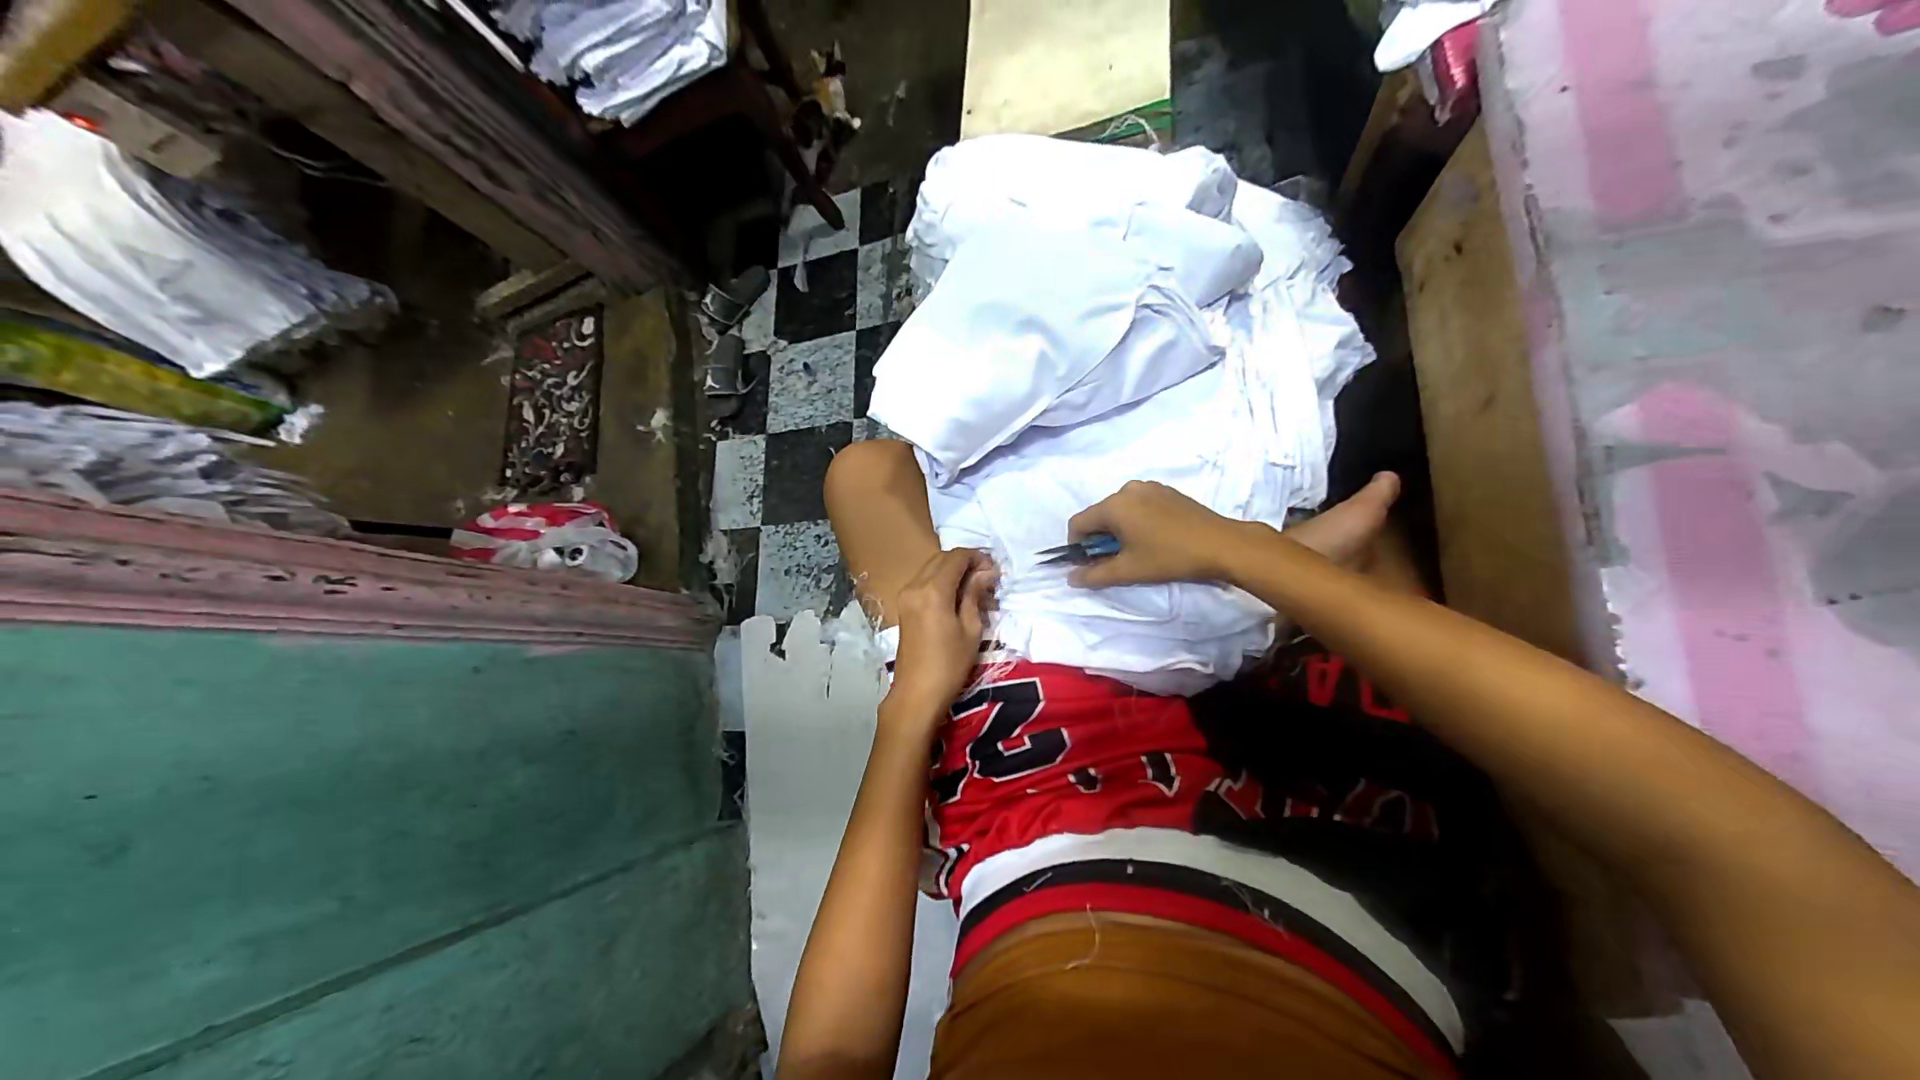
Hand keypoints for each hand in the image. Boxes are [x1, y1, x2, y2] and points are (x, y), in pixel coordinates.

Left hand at [889, 548, 996, 713]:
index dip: (976, 557)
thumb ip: (974, 593)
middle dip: (964, 561)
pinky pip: (924, 581)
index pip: (956, 557)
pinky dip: (941, 580)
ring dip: (952, 570)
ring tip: (974, 587)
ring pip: (931, 568)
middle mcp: (915, 585)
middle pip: (941, 558)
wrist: (918, 692)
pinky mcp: (904, 605)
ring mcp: (905, 594)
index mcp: (933, 590)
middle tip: (986, 577)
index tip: (993, 570)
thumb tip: (986, 572)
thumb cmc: (950, 664)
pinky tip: (957, 595)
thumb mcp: (970, 628)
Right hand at [1067, 472, 1401, 588]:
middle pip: (1099, 515)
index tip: (1091, 564)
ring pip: (1119, 510)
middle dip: (1100, 538)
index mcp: (1114, 505)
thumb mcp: (1129, 571)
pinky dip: (1136, 520)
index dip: (1077, 546)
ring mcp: (1149, 487)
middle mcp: (1127, 489)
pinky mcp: (1167, 491)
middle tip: (1117, 560)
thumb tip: (1071, 578)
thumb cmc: (1170, 557)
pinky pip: (1138, 504)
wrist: (1221, 544)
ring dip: (1119, 530)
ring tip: (1138, 550)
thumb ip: (1095, 574)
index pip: (1078, 524)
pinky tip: (1155, 538)